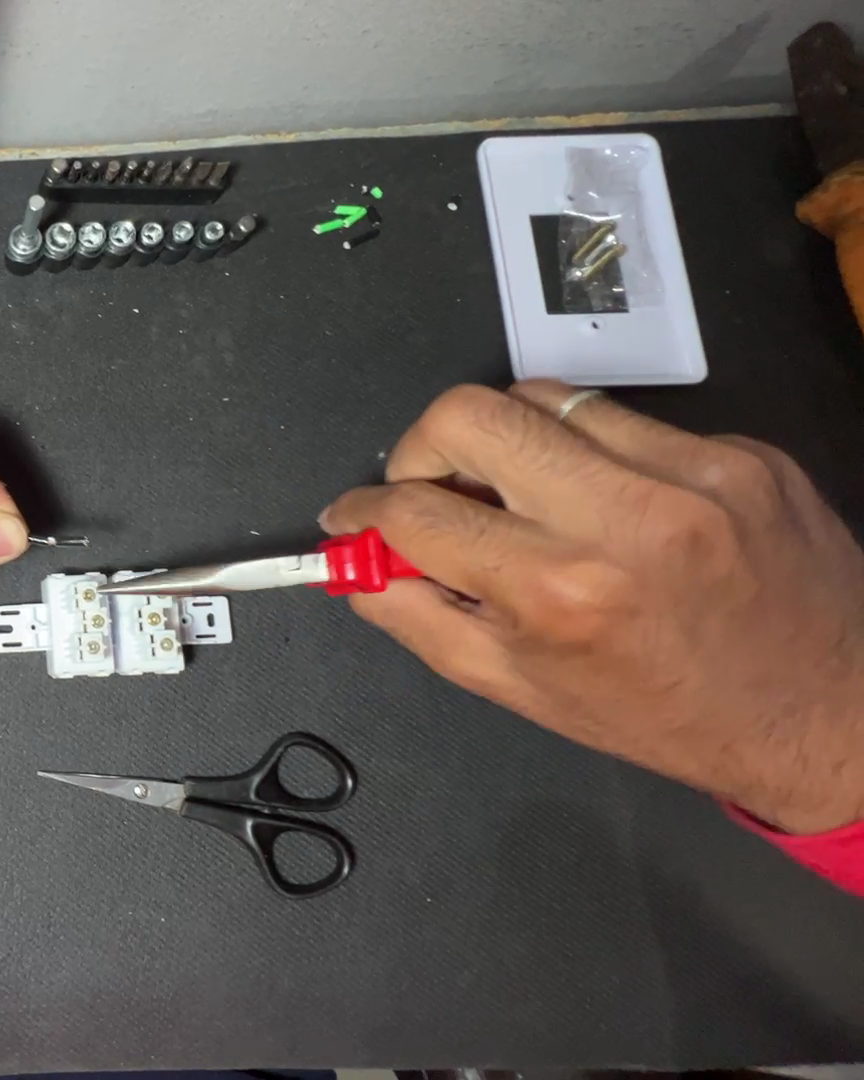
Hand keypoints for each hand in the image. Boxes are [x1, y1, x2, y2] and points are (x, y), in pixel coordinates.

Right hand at [321, 381, 863, 833]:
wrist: (837, 716)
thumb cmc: (652, 712)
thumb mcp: (502, 681)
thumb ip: (406, 613)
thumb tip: (354, 561)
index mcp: (558, 588)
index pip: (412, 512)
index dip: (358, 513)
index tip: (348, 519)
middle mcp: (624, 514)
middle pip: (464, 416)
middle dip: (417, 453)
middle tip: (428, 495)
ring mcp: (693, 470)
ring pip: (534, 400)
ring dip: (496, 444)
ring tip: (511, 496)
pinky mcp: (737, 452)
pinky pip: (611, 418)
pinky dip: (572, 453)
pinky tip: (592, 502)